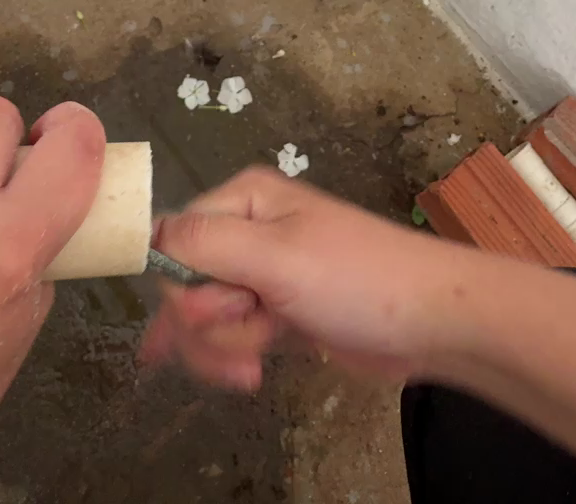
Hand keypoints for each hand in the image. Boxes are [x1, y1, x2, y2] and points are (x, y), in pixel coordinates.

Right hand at [140, 167, 483, 391]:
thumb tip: (147, 235)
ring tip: (260, 363)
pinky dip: (235, 356)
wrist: (428, 320)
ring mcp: (261, 271)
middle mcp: (247, 228)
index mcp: (245, 199)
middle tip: (251, 330)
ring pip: (205, 316)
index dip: (181, 285)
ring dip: (225, 347)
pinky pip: (231, 334)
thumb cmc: (355, 278)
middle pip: (186, 283)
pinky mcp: (276, 309)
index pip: (173, 239)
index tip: (212, 314)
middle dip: (208, 324)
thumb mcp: (277, 256)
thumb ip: (207, 243)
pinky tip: (248, 376)